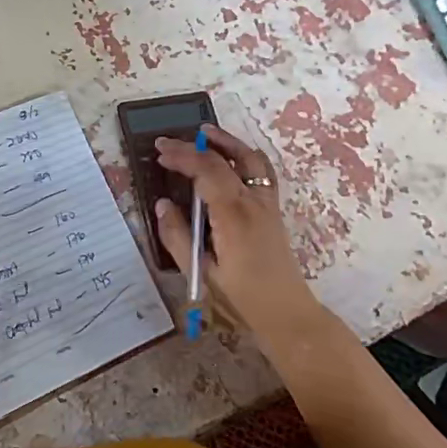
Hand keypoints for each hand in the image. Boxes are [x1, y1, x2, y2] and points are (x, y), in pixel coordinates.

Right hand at [153, 125, 320, 334]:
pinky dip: (243, 156)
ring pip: (251, 159)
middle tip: (168, 142)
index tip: (160, 153)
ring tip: (205, 133)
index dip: (183, 157)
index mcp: (234, 216)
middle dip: (195, 147)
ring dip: (227, 142)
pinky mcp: (272, 210)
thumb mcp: (201, 272)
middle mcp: (254, 202)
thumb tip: (162, 204)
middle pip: (226, 160)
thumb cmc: (241, 298)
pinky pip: (261, 172)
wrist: (286, 314)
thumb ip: (178, 236)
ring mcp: (267, 204)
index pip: (208, 170)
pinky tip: (230, 158)